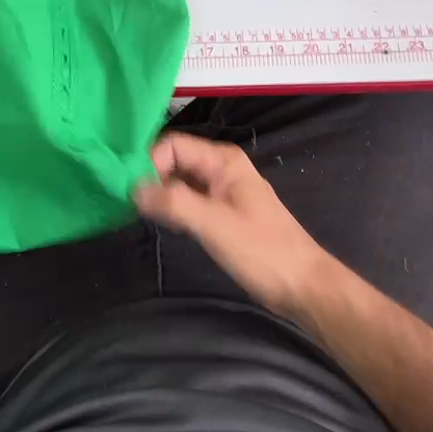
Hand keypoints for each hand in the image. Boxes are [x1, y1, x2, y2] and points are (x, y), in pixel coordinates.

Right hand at [135, 133, 338, 316]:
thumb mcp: (214, 225)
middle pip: (175, 159)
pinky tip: (164, 223)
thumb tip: (131, 188)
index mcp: (223, 160)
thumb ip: (173, 203)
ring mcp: (223, 190)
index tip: (132, 191)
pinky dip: (173, 207)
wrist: (303, 287)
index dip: (150, 163)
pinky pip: (189, 199)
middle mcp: (221, 168)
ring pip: (180, 180)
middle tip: (129, 204)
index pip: (173, 144)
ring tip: (139, 213)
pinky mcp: (222, 212)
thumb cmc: (262, 251)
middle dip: (151, 176)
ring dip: (160, 193)